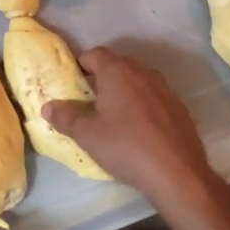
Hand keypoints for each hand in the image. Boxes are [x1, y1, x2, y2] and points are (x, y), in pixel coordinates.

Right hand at [42, 48, 218, 211]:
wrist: (179, 175)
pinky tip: (140, 131)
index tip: (73, 83)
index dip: (80, 65)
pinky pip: (155, 98)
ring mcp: (166, 90)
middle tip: (90, 100)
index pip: (94, 54)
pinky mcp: (181, 109)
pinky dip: (144, 106)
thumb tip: (48, 107)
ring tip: (115, 116)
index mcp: (117, 71)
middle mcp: (143, 73)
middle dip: (102, 77)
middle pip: (117, 65)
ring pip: (138, 81)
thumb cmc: (126, 147)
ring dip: (125, 91)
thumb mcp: (86, 134)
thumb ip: (64, 117)